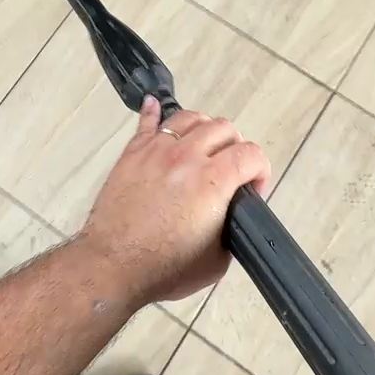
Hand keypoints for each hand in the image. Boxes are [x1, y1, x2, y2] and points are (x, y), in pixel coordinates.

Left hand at [73, 96, 271, 304]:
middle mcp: (186, 156)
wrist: (113, 265)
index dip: (260, 171)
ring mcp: (157, 150)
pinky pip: (147, 122)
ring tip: (204, 145)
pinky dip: (154, 112)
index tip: (253, 187)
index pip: (251, 154)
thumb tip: (228, 214)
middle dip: (235, 146)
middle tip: (231, 169)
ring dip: (204, 128)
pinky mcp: (132, 153)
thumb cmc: (164, 268)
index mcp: (213, 181)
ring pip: (189, 118)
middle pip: (223, 128)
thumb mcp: (217, 260)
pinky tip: (156, 106)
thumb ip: (230, 227)